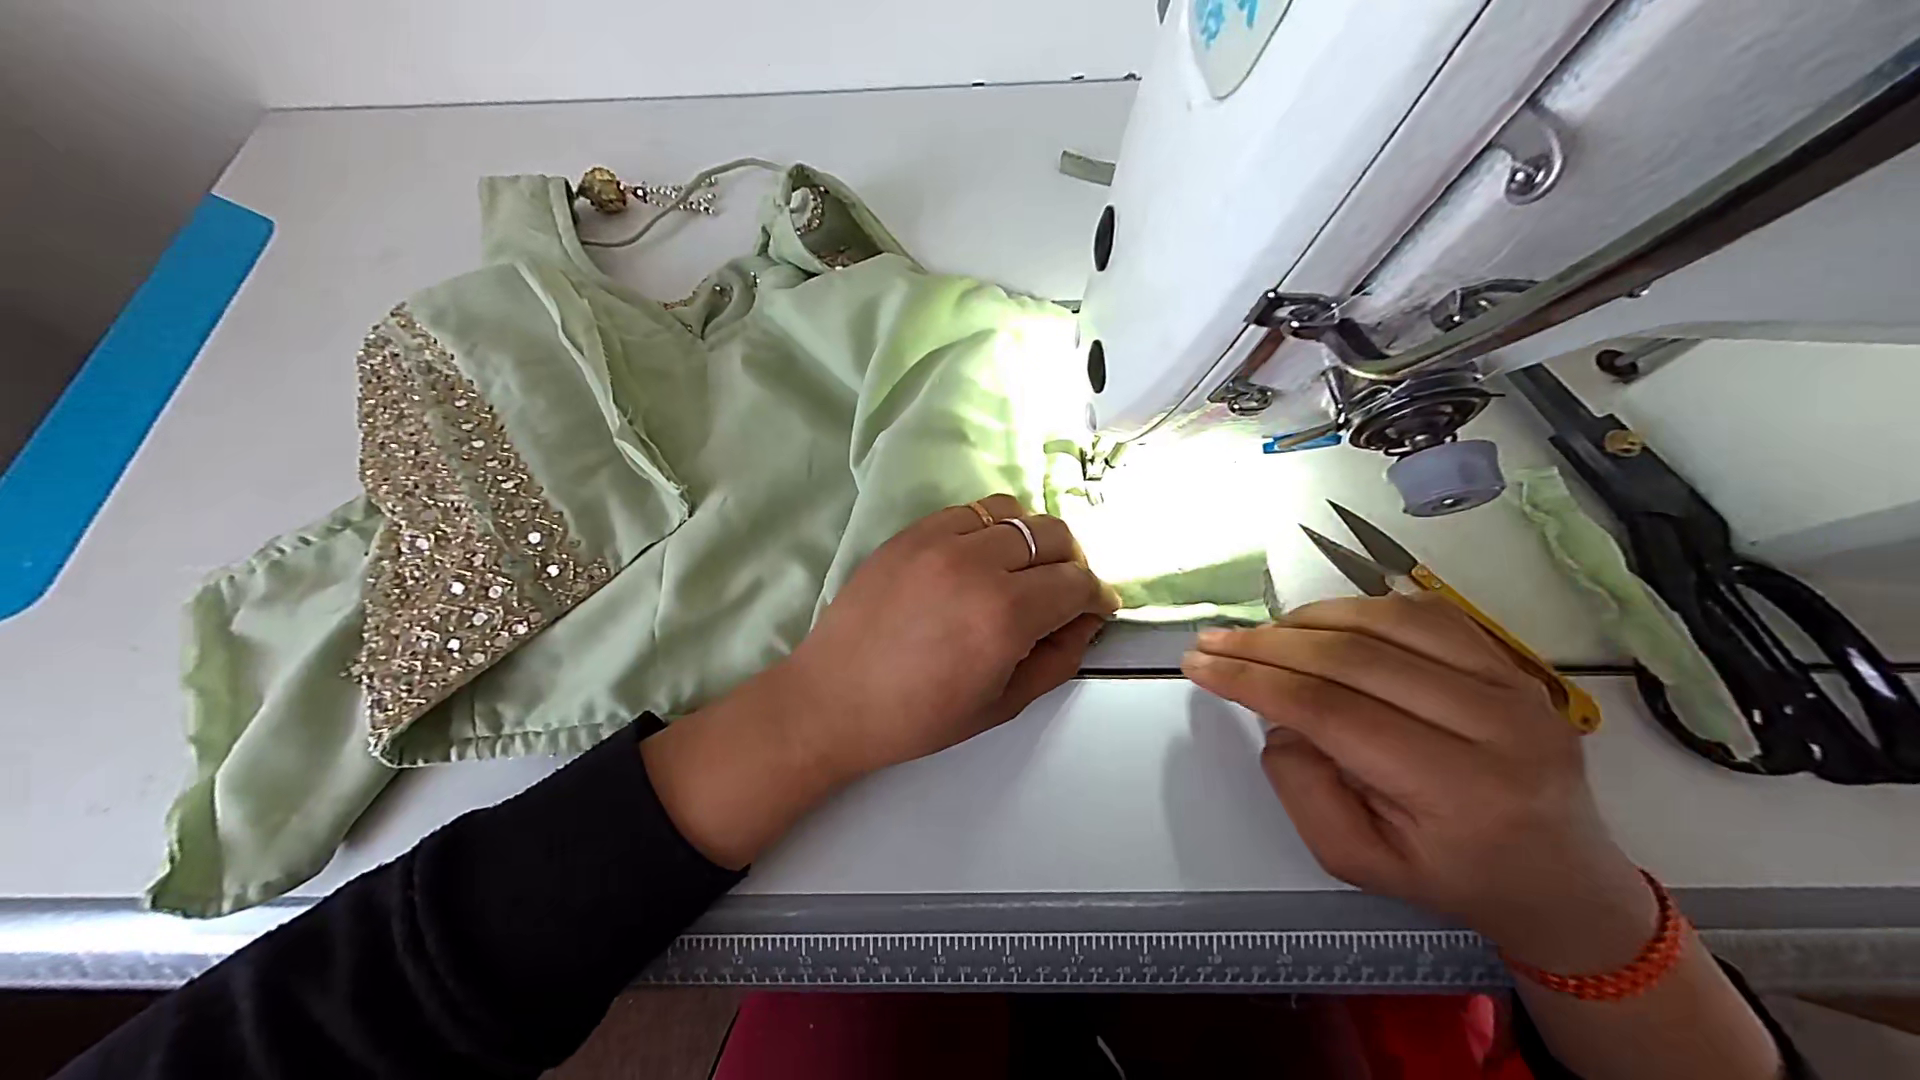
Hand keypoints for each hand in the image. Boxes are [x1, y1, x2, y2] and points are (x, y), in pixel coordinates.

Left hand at [779, 494, 1119, 780]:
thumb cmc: (918, 716)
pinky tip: (983, 556)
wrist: (834, 699)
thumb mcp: (1003, 704)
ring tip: (1025, 568)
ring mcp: (938, 541)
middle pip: (1053, 536)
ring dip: (1034, 537)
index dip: (1098, 595)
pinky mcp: (910, 533)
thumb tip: (1086, 620)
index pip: (1076, 582)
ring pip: (1014, 513)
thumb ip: (1059, 658)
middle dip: (1073, 563)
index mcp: (1004, 616)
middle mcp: (976, 566)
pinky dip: (991, 528)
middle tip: (1065, 590)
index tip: (1098, 606)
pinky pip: (970, 511)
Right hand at [1183, 594, 1657, 972]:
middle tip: (1211, 641)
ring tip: (1258, 636)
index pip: (1333, 711)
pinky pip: (1419, 611)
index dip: (1254, 680)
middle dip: (1265, 644)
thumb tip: (1276, 714)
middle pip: (1354, 657)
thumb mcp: (1354, 859)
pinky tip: (1317, 625)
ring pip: (1384, 620)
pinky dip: (1354, 608)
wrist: (1560, 877)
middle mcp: (1499, 726)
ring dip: (1304, 620)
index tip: (1198, 665)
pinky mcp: (1511, 662)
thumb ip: (1301, 787)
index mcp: (1461, 790)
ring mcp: (1513, 685)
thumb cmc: (1449, 876)